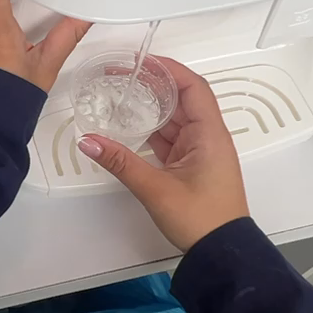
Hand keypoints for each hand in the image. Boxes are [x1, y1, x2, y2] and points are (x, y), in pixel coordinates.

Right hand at [79, 57, 248, 251]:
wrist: (221, 252)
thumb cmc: (202, 219)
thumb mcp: (156, 188)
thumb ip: (120, 161)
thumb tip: (90, 141)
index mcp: (209, 135)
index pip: (192, 87)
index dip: (168, 68)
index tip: (142, 60)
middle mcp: (208, 138)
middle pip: (182, 98)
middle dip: (154, 83)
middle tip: (124, 74)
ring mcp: (200, 152)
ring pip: (175, 118)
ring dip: (151, 106)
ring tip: (123, 94)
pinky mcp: (191, 166)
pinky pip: (170, 138)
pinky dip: (152, 129)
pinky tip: (131, 127)